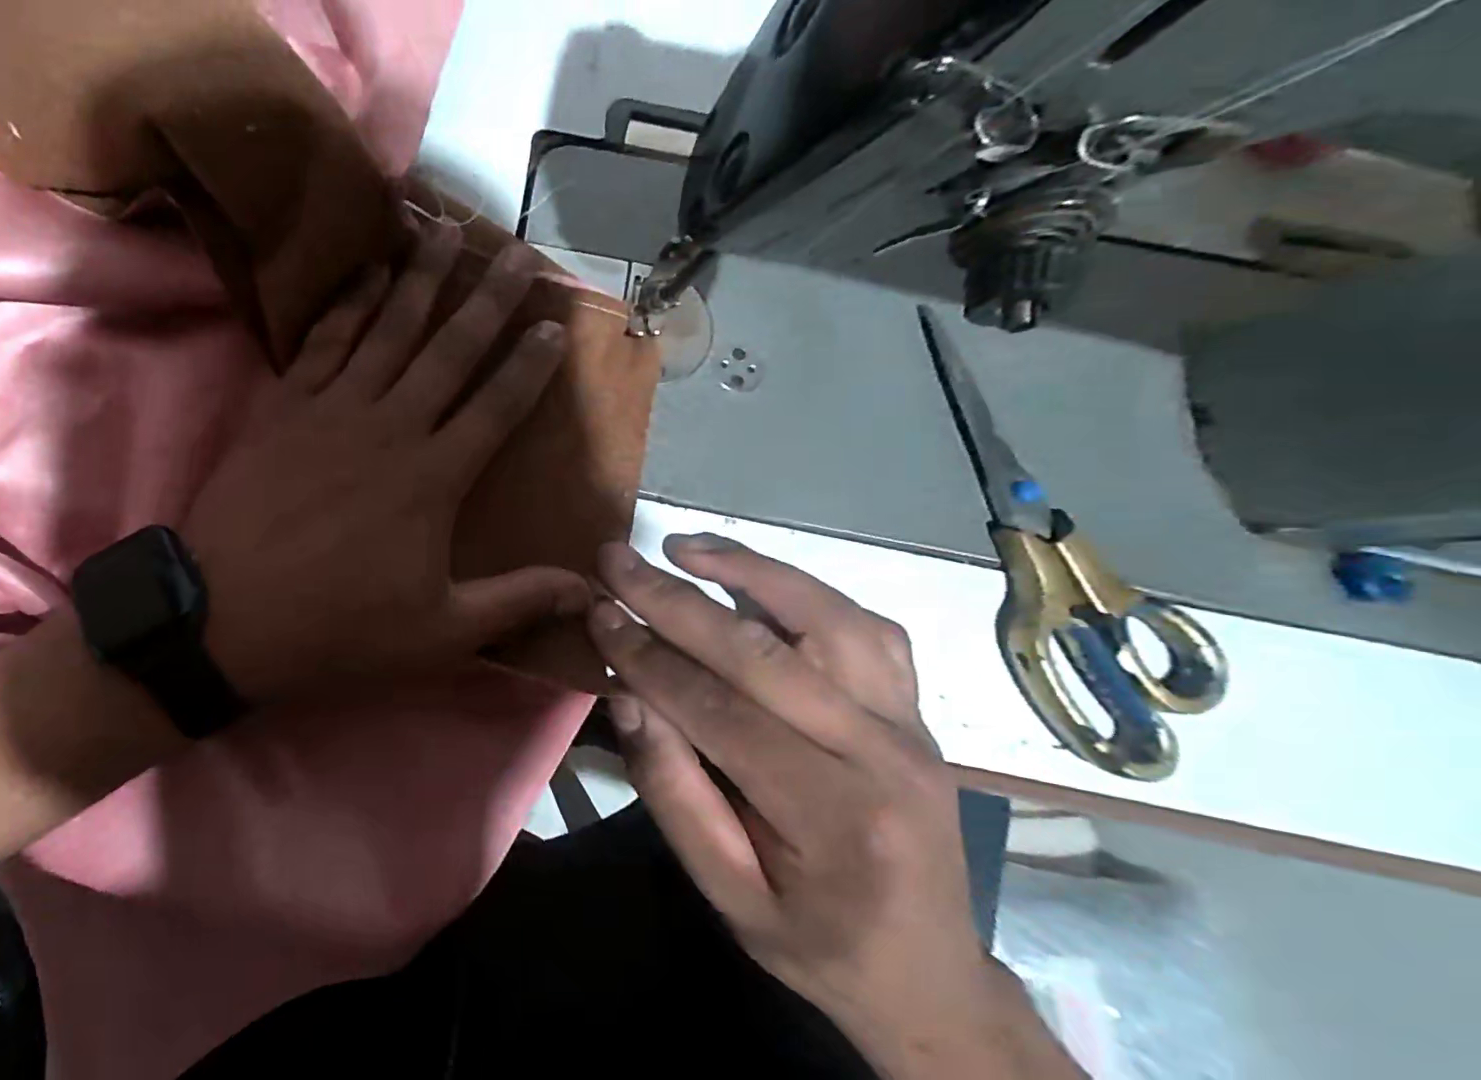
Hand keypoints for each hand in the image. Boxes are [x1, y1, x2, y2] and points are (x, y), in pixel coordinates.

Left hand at [183, 225, 589, 701]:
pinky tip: (368, 272)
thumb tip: (588, 591)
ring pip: (389, 328)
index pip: (497, 405)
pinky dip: (348, 302)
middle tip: (518, 253)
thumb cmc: (343, 627)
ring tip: (447, 228)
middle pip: (450, 349)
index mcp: (435, 477)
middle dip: (489, 298)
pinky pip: (323, 340)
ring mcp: (334, 409)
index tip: (555, 325)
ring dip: (422, 277)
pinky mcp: (285, 407)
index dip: (530, 365)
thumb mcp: (443, 630)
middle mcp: (392, 427)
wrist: (228, 618)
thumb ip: (517, 601)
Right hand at [588, 534, 1082, 1079]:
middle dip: (676, 599)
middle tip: (617, 558)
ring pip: (828, 617)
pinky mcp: (918, 709)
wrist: (931, 975)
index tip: (599, 613)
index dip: (649, 657)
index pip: (719, 710)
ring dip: (751, 569)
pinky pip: (868, 629)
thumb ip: (676, 796)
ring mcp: (911, 722)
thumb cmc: (820, 945)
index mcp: (832, 814)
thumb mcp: (730, 897)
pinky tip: (762, 581)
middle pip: (764, 651)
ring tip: (686, 546)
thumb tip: (626, 701)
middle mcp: (882, 752)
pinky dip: (808, 592)